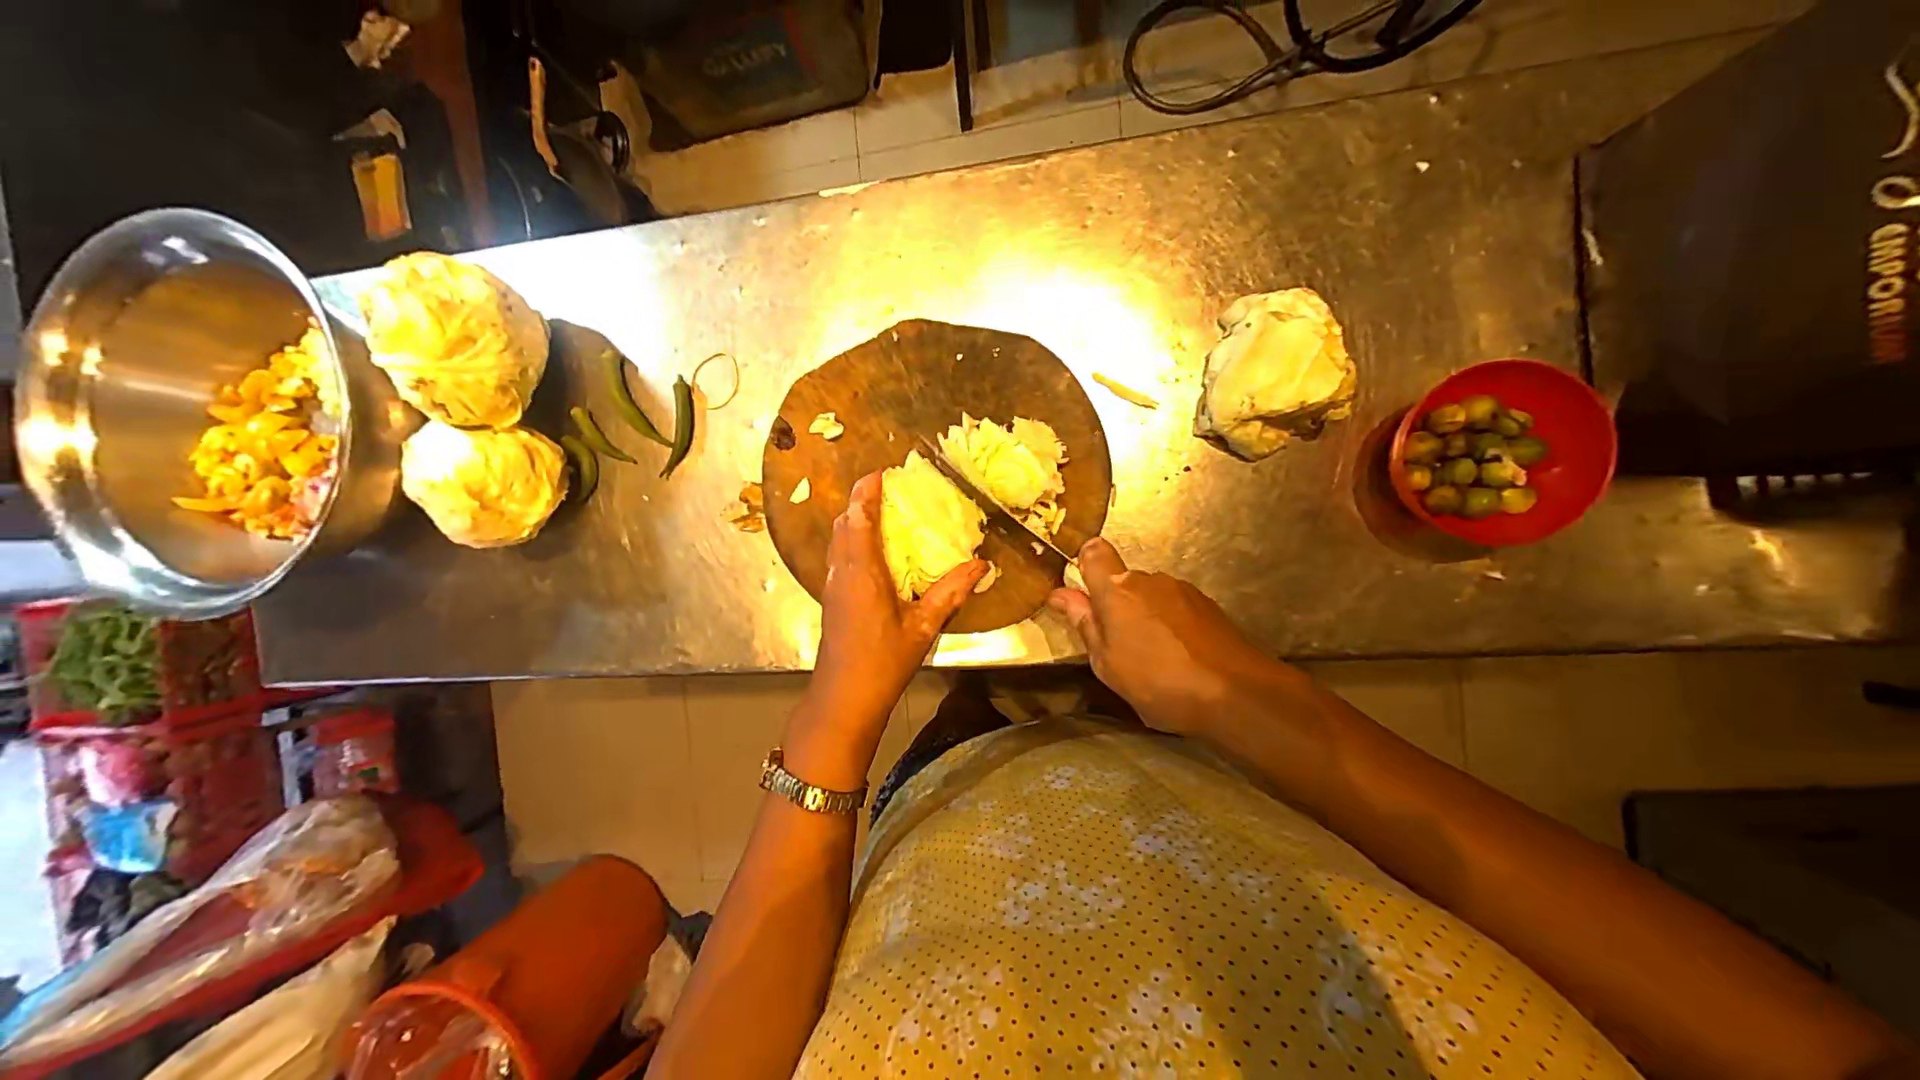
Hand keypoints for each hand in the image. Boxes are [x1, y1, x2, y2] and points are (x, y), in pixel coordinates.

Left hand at [792, 472, 986, 786]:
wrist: (843, 697)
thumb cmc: (882, 662)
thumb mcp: (923, 626)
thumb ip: (951, 592)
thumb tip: (981, 566)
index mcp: (862, 572)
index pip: (859, 519)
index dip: (866, 493)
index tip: (880, 473)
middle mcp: (842, 572)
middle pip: (843, 524)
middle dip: (860, 502)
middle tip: (886, 490)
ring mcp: (833, 586)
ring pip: (837, 540)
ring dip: (853, 521)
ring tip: (879, 512)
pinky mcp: (832, 599)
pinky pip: (839, 557)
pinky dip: (852, 541)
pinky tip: (873, 552)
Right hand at [1047, 538, 1280, 735]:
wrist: (1237, 693)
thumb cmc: (1159, 682)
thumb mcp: (1107, 664)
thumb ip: (1084, 624)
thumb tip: (1061, 595)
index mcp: (1117, 590)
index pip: (1093, 553)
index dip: (1083, 566)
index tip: (1081, 595)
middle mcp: (1149, 580)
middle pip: (1122, 581)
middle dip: (1116, 606)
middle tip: (1117, 647)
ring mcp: (1182, 590)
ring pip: (1150, 596)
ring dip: (1145, 617)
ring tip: (1153, 659)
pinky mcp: (1207, 605)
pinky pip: (1175, 607)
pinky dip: (1170, 625)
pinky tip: (1179, 657)